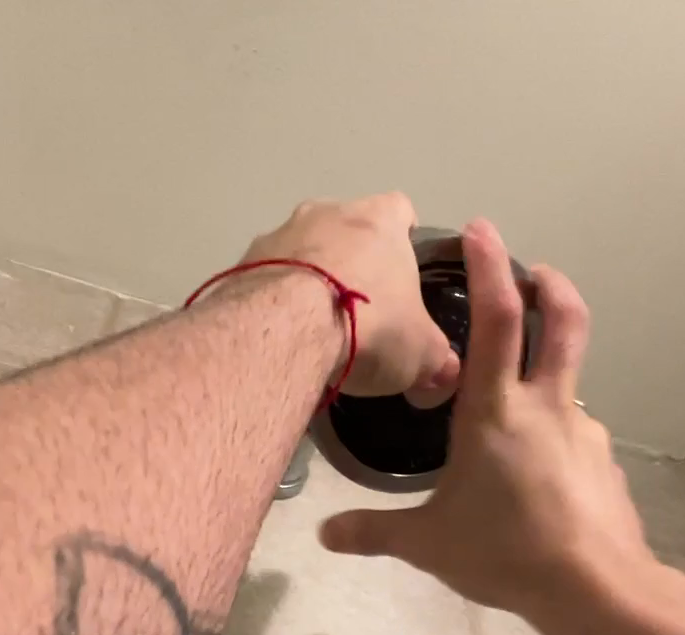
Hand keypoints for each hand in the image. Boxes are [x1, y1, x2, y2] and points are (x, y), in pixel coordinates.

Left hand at [240, 193, 459, 399]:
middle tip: (354, 308)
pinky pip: (261, 281)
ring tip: (307, 329)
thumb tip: (445, 373)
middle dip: (349, 261)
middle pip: (343, 229)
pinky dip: (269, 303)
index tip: (400, 269)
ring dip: (304, 280)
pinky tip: (275, 337)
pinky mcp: (239, 266)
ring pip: (297, 252)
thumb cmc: (370, 327)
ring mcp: (276, 235)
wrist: (287, 332)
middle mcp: (325, 212)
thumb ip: (436, 358)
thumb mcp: (419, 353)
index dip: (401, 239)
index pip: (399, 211)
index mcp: (378, 219)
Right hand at [317, 219, 684, 620]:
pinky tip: (538, 469)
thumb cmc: (503, 552)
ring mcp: (581, 432)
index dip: (489, 267)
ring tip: (517, 402)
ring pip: (569, 379)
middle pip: (563, 322)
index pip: (496, 320)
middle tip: (533, 272)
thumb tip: (322, 536)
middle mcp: (545, 407)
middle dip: (550, 284)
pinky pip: (574, 431)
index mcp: (495, 412)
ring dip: (548, 365)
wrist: (593, 588)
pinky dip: (554, 429)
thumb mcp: (427, 542)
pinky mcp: (602, 463)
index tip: (481, 229)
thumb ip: (373, 532)